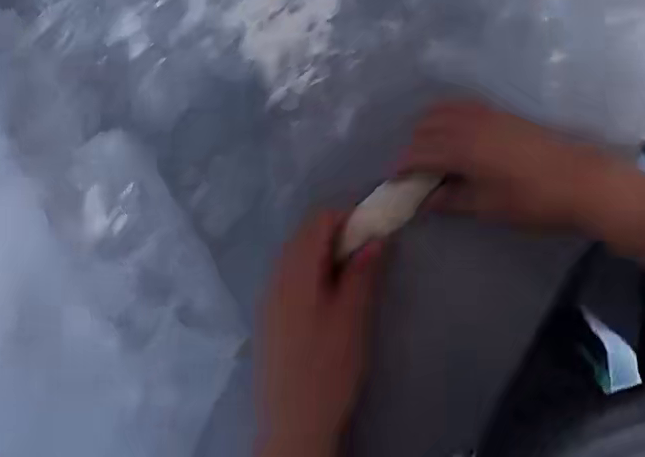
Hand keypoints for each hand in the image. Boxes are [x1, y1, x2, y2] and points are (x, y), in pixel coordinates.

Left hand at [255, 210, 385, 456]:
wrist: (292, 428)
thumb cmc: (327, 369)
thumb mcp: (353, 317)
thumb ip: (362, 271)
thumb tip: (374, 237)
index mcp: (296, 271)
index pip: (320, 220)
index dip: (349, 216)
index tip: (374, 230)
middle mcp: (276, 276)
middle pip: (306, 233)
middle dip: (338, 231)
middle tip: (368, 249)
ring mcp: (269, 297)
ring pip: (298, 253)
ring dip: (326, 250)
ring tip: (354, 271)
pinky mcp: (270, 316)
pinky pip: (291, 273)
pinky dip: (313, 269)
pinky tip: (331, 293)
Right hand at [399, 99, 626, 233]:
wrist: (581, 179)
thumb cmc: (532, 201)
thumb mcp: (487, 207)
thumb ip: (451, 199)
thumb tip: (423, 200)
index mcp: (461, 147)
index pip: (418, 152)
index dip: (402, 167)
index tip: (394, 184)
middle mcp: (469, 122)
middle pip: (426, 126)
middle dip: (414, 147)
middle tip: (414, 174)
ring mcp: (487, 113)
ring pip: (443, 111)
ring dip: (430, 129)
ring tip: (433, 157)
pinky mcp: (502, 112)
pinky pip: (462, 106)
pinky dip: (448, 118)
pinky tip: (456, 140)